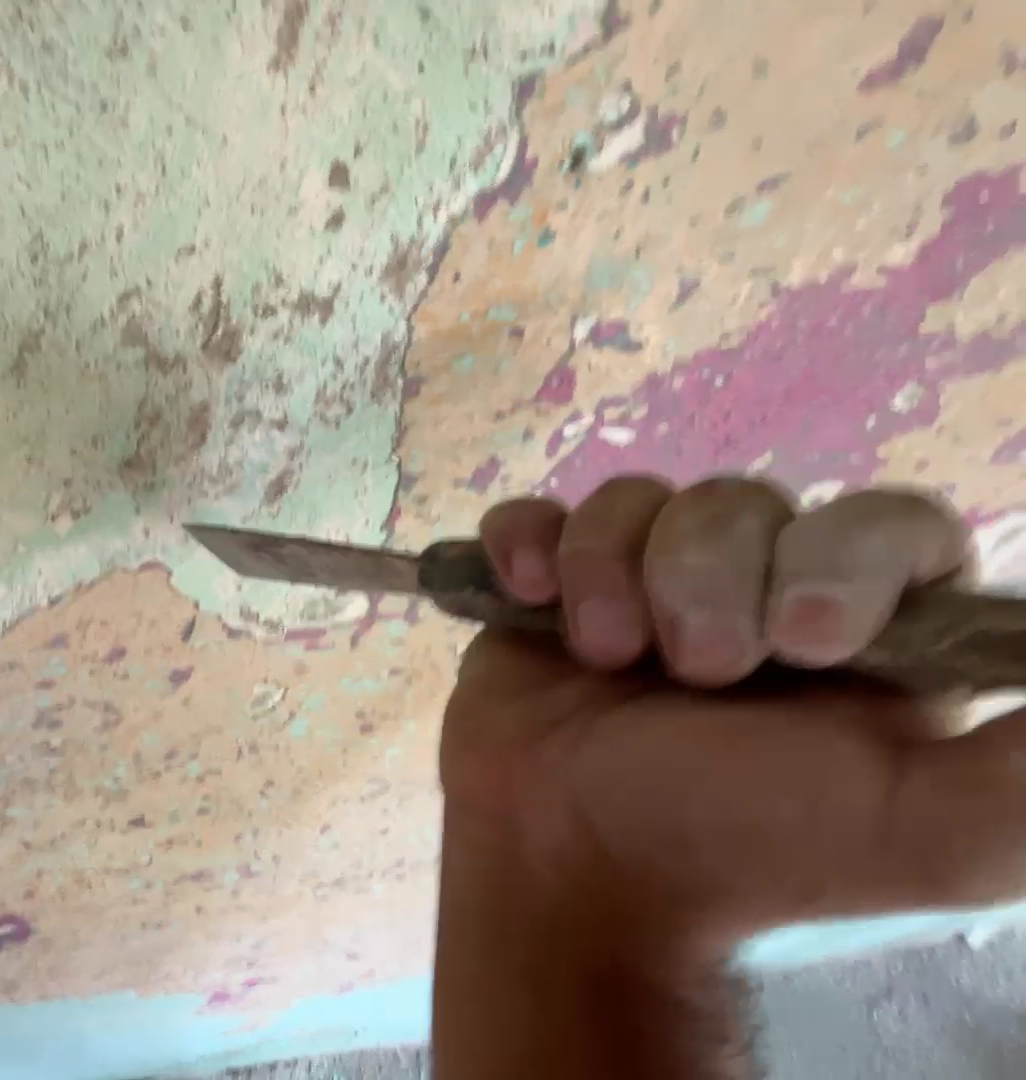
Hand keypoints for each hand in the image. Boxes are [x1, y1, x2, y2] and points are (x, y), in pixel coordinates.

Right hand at [443, 476, 1025, 949]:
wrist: (567, 858)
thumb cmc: (733, 843)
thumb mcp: (930, 830)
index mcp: (848, 628)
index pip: (878, 521)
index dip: (838, 556)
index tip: (797, 641)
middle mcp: (739, 588)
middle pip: (735, 500)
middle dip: (699, 579)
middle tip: (684, 669)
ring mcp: (627, 579)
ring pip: (628, 499)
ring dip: (604, 571)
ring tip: (596, 652)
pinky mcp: (539, 585)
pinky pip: (529, 514)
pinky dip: (522, 540)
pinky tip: (527, 594)